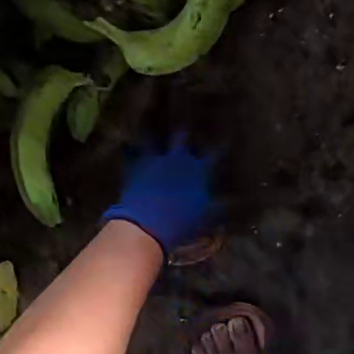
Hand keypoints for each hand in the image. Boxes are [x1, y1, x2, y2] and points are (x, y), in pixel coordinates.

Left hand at [100, 137, 217, 253]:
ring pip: (152, 139)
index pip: (215, 155)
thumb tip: (226, 204)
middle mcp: (177, 160)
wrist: (148, 225)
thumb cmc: (183, 223)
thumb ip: (217, 209)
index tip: (226, 138)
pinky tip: (126, 147)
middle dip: (184, 134)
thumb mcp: (205, 218)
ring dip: (152, 135)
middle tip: (184, 130)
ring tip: (149, 128)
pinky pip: (129, 153)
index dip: (221, 148)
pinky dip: (129, 150)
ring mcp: (154, 161)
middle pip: (181, 138)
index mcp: (198, 171)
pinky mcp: (134, 168)